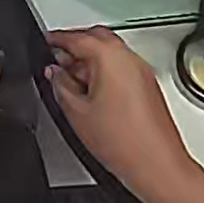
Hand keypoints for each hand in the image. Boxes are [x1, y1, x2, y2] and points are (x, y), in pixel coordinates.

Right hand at [46, 27, 203, 202]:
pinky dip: (106, 73)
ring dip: (91, 61)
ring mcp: (142, 71)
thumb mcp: (76, 112)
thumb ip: (60, 84)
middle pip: (97, 38)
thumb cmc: (124, 142)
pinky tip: (92, 96)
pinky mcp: (148, 85)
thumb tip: (55, 73)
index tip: (47, 42)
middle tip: (57, 61)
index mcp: (110, 57)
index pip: (77, 37)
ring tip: (72, 84)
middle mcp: (129, 58)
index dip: (57, 39)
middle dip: (75, 46)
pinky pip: (122, 68)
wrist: (156, 165)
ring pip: (111, 53)